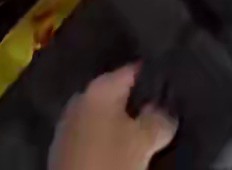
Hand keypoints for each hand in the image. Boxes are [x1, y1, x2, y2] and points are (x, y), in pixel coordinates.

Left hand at [49, 64, 177, 169]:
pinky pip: (91, 135)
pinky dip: (105, 139)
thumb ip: (159, 120)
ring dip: (120, 124)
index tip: (170, 85)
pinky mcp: (61, 150)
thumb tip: (166, 112)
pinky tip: (117, 150)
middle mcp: (82, 97)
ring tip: (141, 135)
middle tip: (161, 112)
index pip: (134, 70)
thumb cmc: (110, 163)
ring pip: (103, 116)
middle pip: (117, 94)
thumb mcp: (144, 142)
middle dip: (137, 103)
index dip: (153, 77)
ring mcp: (68, 124)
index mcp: (100, 87)